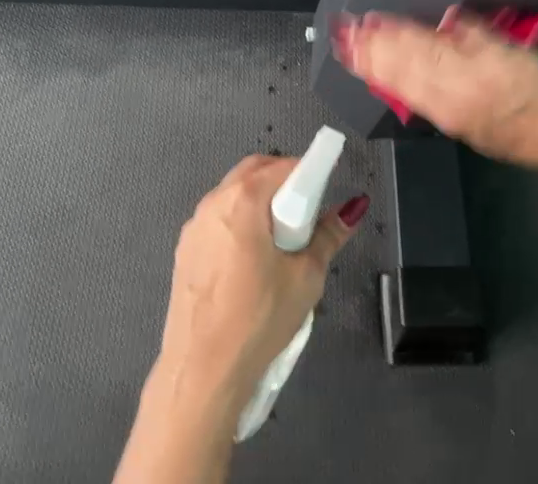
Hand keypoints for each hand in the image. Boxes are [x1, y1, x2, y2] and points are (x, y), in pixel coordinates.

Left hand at [154, 155, 367, 414]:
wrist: (202, 370)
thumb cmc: (260, 317)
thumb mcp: (306, 276)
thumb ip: (329, 235)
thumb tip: (354, 207)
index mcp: (242, 200)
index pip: (283, 166)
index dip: (309, 173)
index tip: (326, 193)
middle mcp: (213, 203)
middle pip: (252, 172)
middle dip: (282, 182)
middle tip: (307, 214)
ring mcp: (193, 227)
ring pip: (231, 196)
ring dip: (258, 202)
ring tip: (282, 240)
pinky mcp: (184, 252)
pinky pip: (217, 221)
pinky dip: (239, 224)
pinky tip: (252, 261)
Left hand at [332, 8, 537, 188]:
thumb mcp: (512, 50)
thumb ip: (473, 33)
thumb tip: (445, 21)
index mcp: (461, 73)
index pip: (415, 46)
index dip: (387, 32)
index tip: (364, 20)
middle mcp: (445, 97)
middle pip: (398, 69)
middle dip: (368, 50)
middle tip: (342, 34)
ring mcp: (445, 115)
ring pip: (400, 86)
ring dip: (373, 67)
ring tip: (350, 53)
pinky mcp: (450, 126)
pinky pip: (412, 101)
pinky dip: (392, 85)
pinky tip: (381, 78)